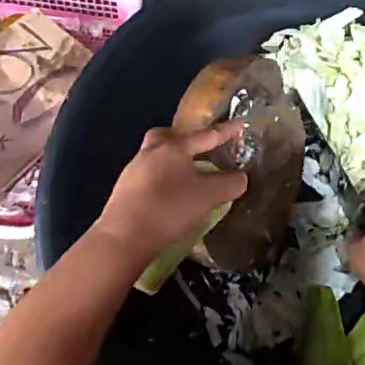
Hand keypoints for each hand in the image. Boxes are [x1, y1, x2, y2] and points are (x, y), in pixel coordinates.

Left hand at [92, 124, 248, 260]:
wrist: (123, 240)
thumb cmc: (169, 209)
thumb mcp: (209, 197)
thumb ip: (230, 184)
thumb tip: (240, 178)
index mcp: (173, 148)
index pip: (206, 135)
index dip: (226, 131)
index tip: (240, 125)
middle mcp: (150, 153)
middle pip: (168, 136)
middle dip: (184, 139)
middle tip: (200, 149)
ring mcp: (133, 171)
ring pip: (155, 155)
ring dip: (172, 161)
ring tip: (189, 175)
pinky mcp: (123, 190)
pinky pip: (148, 174)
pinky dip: (162, 178)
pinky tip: (170, 193)